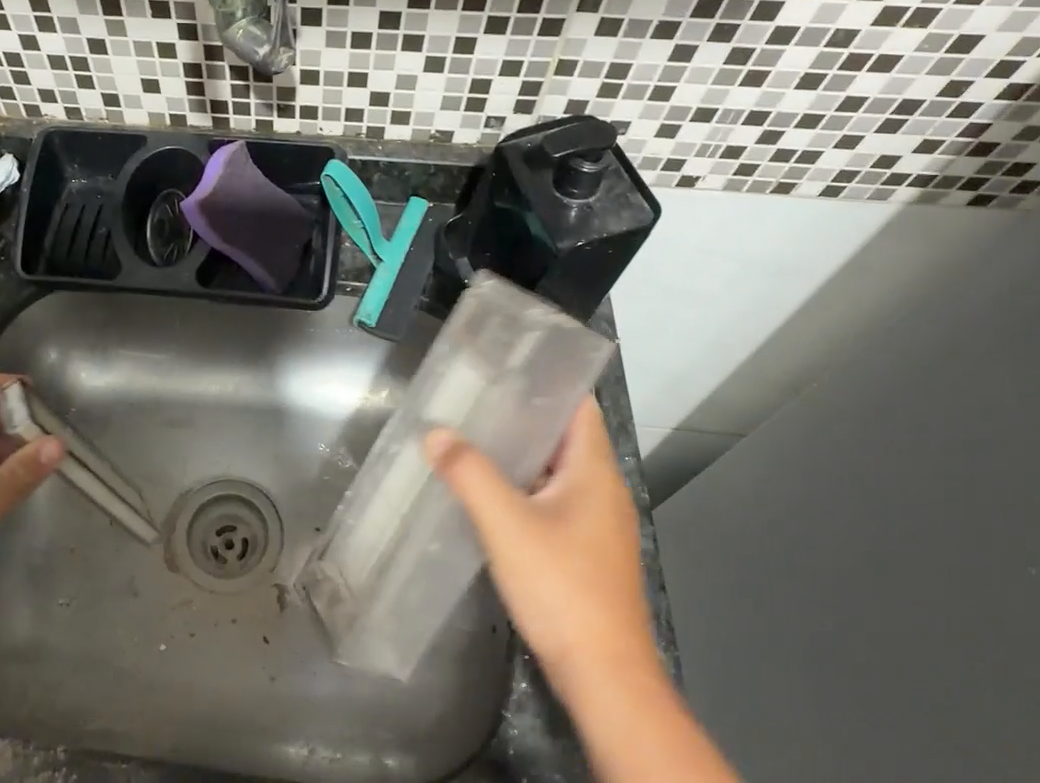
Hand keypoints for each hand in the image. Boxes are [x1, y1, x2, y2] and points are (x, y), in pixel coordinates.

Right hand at [424, 398, 650, 676]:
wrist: (603, 672)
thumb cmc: (562, 588)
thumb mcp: (507, 525)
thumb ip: (470, 474)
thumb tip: (435, 433)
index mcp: (595, 471)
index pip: (578, 405)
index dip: (546, 381)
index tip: (503, 367)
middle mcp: (603, 490)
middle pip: (564, 438)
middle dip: (521, 418)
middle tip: (472, 404)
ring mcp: (598, 524)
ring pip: (556, 474)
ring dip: (520, 458)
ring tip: (471, 443)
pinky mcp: (587, 553)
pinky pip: (554, 504)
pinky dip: (524, 492)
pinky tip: (488, 499)